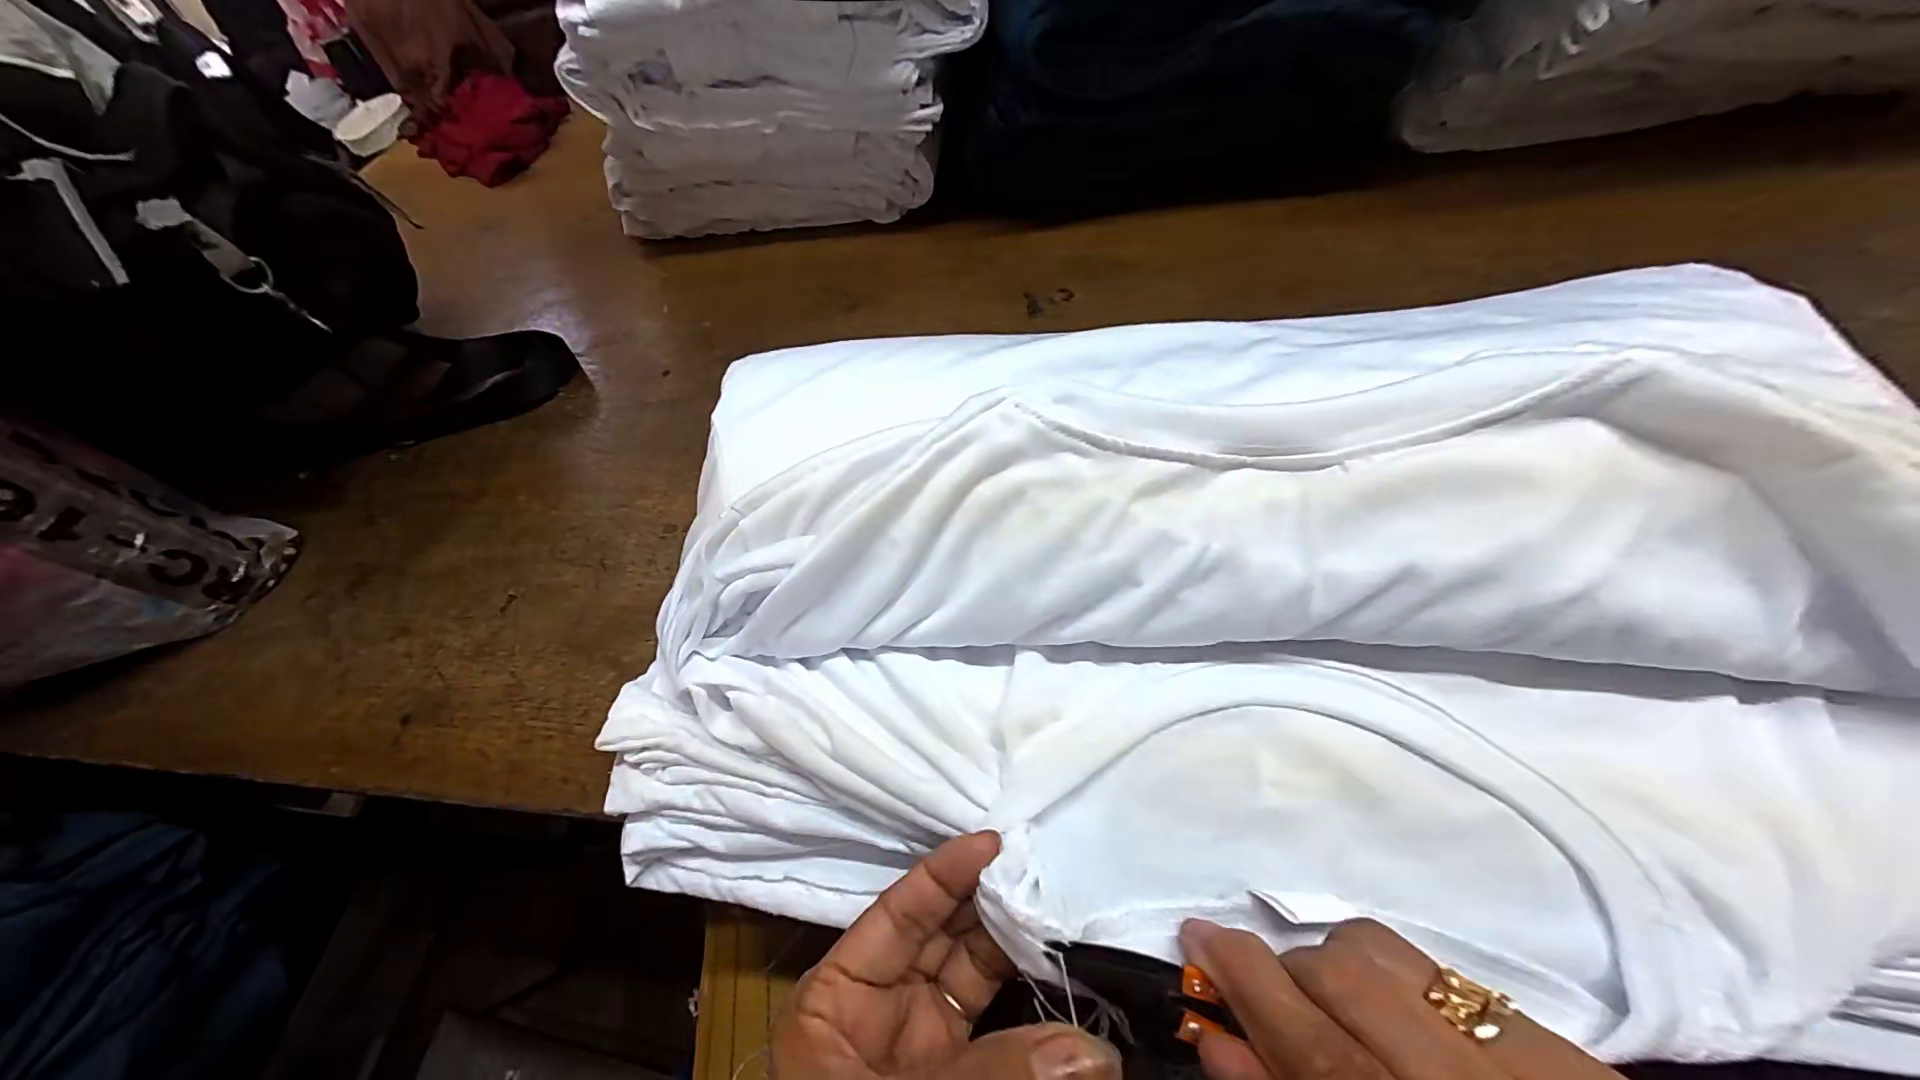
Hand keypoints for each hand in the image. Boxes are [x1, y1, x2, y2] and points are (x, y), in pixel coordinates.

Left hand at [771, 830, 1120, 1079]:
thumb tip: (1096, 1051)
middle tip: (1041, 868)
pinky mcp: (957, 1070)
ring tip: (1059, 906)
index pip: (895, 914)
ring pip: (973, 972)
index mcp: (838, 996)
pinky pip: (995, 1019)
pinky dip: (1027, 995)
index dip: (943, 875)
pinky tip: (1060, 967)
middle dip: (989, 900)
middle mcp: (880, 1005)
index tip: (993, 842)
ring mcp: (921, 1039)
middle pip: (940, 934)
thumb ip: (993, 1072)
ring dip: (1015, 942)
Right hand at [1180, 918, 1624, 1079]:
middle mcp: (1468, 1078)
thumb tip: (1217, 1035)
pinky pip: (1436, 963)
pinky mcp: (1559, 1041)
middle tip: (1265, 994)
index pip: (1316, 1046)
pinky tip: (1394, 1008)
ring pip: (1387, 950)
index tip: (1194, 934)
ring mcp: (1526, 1055)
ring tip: (1331, 1002)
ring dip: (1332, 960)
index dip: (1246, 984)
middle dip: (1287, 972)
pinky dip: (1388, 970)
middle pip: (1346, 975)